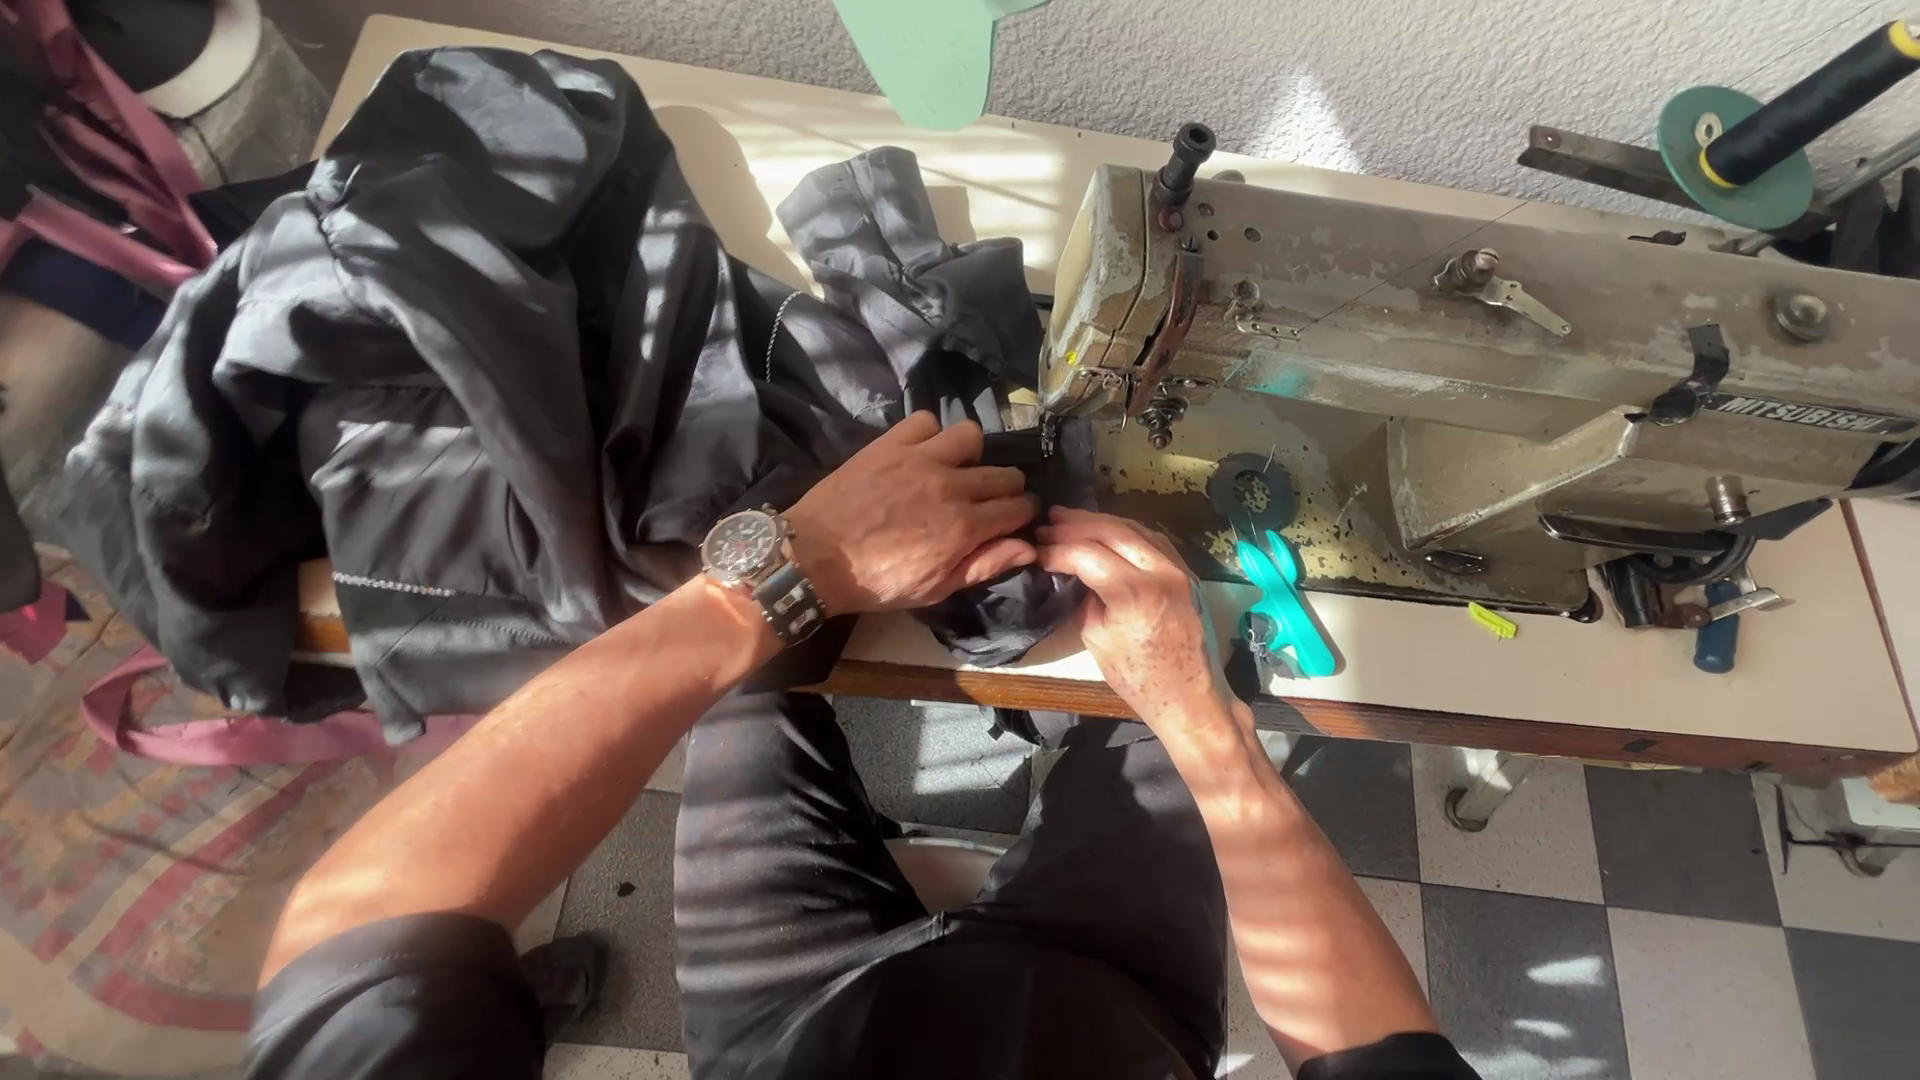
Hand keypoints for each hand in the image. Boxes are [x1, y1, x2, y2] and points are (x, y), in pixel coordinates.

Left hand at [785, 412, 1038, 614]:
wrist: (814, 558)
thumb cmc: (876, 582)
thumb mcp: (935, 588)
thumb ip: (984, 565)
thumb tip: (1029, 547)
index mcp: (964, 526)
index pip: (1017, 508)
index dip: (1023, 514)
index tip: (1017, 518)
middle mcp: (950, 485)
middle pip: (1003, 474)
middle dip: (1008, 489)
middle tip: (990, 501)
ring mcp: (920, 459)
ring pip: (971, 436)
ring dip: (972, 454)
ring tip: (957, 470)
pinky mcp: (890, 444)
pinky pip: (925, 421)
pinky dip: (930, 434)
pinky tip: (921, 454)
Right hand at [1036, 507, 1233, 726]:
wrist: (1190, 697)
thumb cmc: (1139, 678)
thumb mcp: (1096, 639)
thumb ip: (1086, 598)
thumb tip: (1074, 574)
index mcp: (1135, 592)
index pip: (1087, 554)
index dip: (1057, 550)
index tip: (1036, 551)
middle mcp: (1160, 570)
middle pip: (1111, 530)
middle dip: (1075, 525)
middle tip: (1047, 524)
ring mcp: (1178, 568)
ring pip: (1134, 528)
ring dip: (1100, 522)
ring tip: (1070, 520)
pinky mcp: (1185, 572)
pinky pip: (1151, 539)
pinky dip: (1124, 531)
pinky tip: (1105, 531)